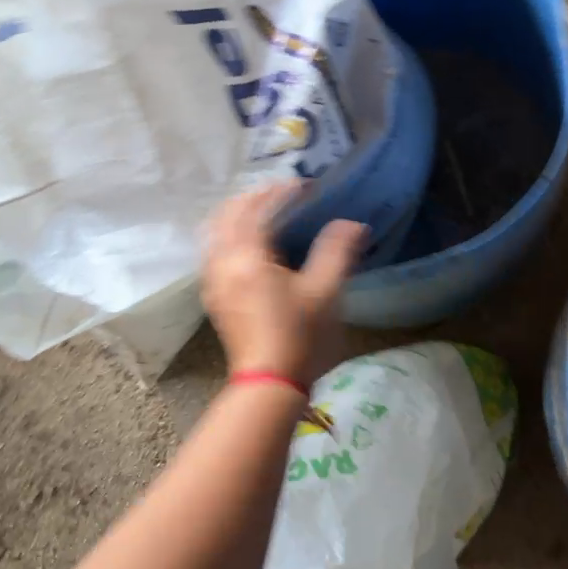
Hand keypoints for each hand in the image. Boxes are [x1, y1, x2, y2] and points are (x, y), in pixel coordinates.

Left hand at [202, 184, 367, 382]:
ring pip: (215, 232)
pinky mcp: (215, 298)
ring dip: (238, 214)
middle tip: (283, 193)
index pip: (257, 208)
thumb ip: (338, 250)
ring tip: (265, 213)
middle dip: (254, 197)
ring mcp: (214, 281)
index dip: (280, 190)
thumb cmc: (300, 334)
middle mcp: (223, 263)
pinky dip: (230, 235)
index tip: (305, 185)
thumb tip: (353, 223)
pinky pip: (214, 251)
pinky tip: (251, 246)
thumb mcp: (326, 290)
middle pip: (228, 214)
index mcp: (249, 256)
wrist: (269, 383)